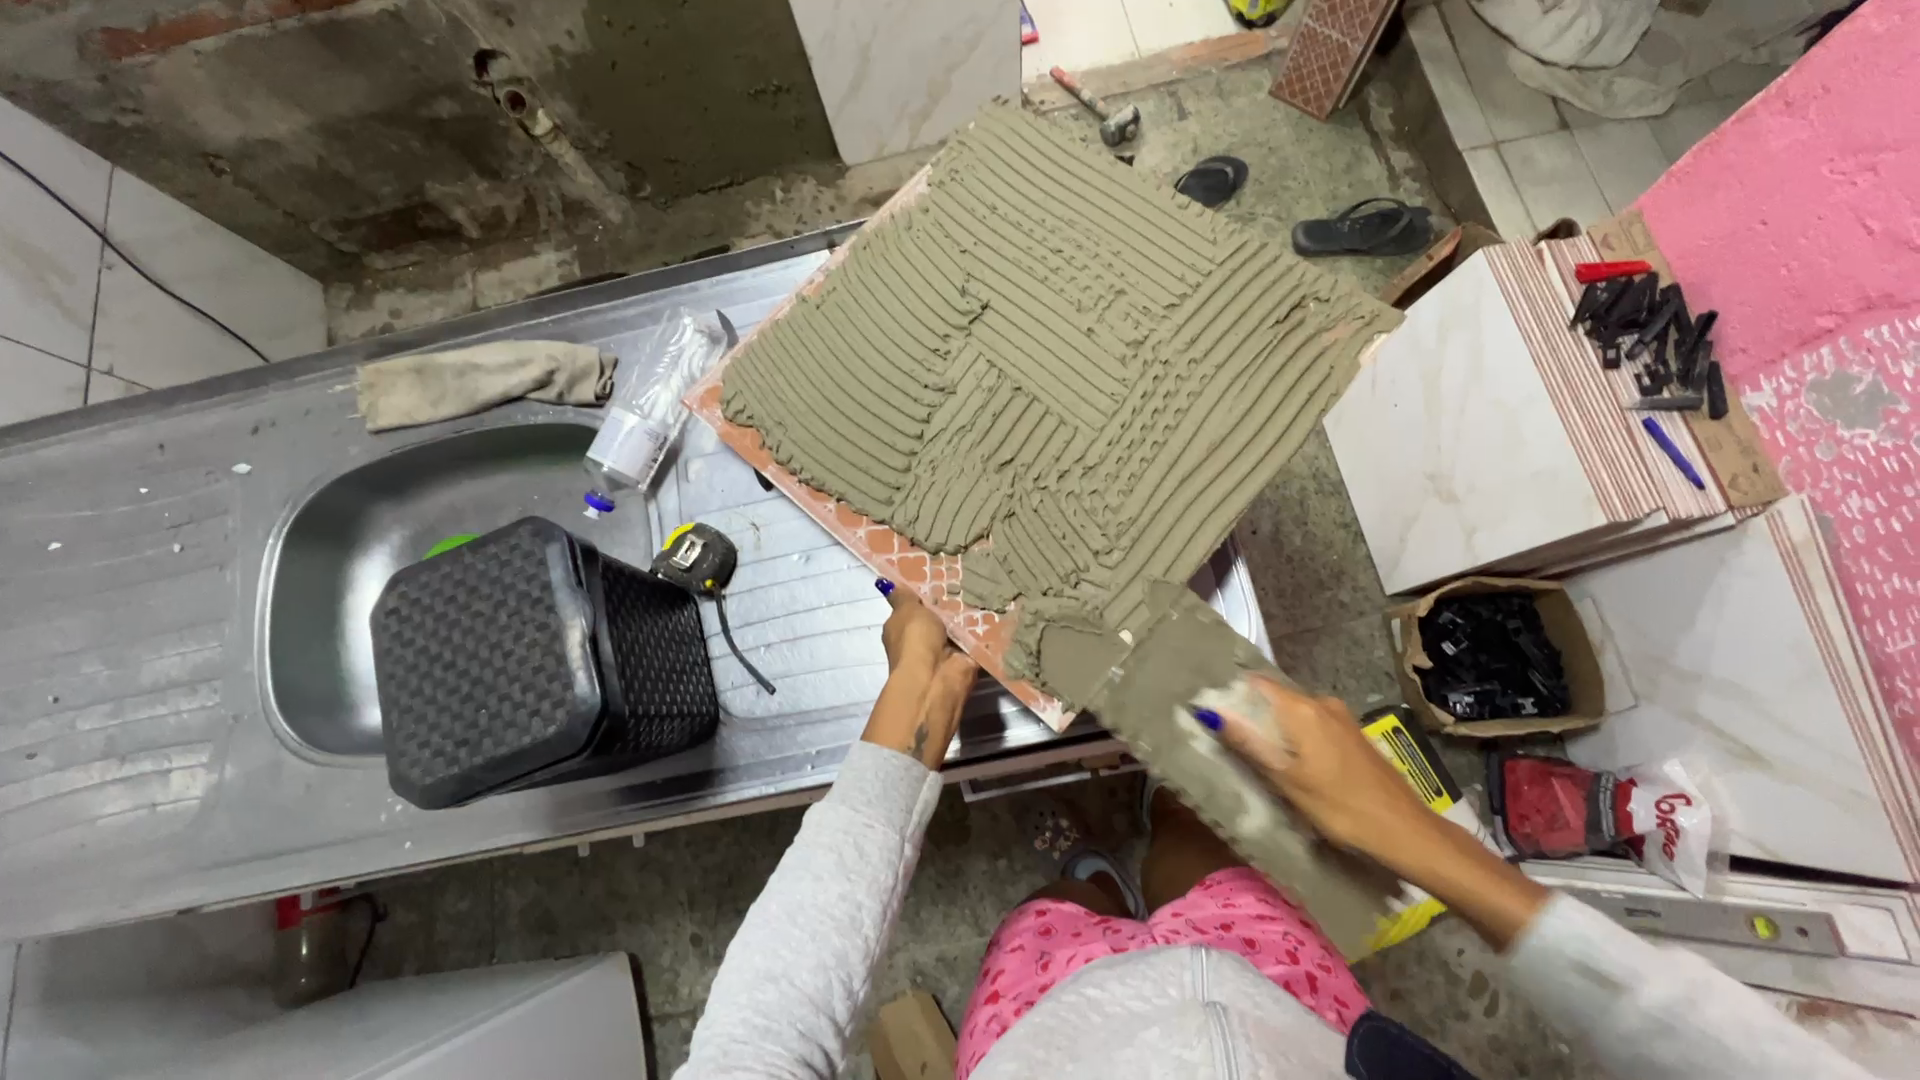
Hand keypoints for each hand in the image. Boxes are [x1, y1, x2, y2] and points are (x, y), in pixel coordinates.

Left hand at [865, 581, 978, 767]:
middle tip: (967, 577)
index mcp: (900, 628)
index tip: (938, 574)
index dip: (921, 594)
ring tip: (985, 588)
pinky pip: (976, 636)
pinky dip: (984, 627)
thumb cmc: (915, 639)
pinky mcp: (966, 656)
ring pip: (958, 624)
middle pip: (937, 615)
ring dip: (969, 613)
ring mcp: (944, 649)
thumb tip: (886, 584)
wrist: (937, 676)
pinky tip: (995, 607)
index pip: (910, 608)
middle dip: (949, 602)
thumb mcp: (906, 610)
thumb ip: (902, 596)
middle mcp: (920, 640)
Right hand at [1202, 675, 1549, 950]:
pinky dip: (1294, 737)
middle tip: (1224, 738)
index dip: (1230, 694)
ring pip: (1292, 713)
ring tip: (1252, 753)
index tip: (1209, 712)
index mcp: (1300, 707)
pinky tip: (1288, 762)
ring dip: (1272, 728)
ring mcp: (1339, 717)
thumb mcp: (1285, 778)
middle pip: (1273, 697)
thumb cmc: (1339, 807)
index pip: (1254, 683)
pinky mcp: (1351, 735)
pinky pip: (1310, 725)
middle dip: (1249, 713)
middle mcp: (1320, 702)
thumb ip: (1247, 742)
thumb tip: (1208, 711)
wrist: (1406, 832)